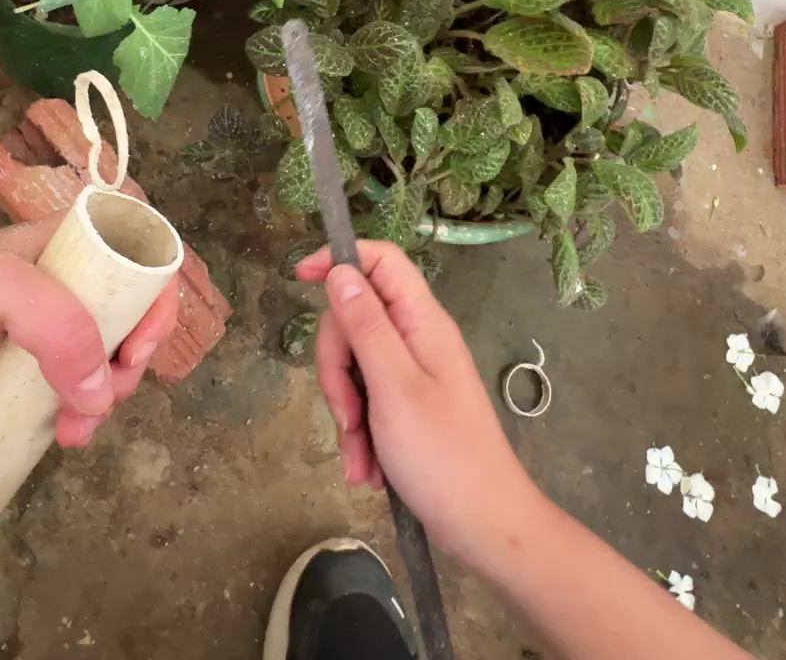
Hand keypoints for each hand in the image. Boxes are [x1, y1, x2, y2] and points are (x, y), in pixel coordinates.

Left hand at [0, 215, 177, 445]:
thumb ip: (60, 328)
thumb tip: (100, 390)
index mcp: (66, 241)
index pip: (138, 257)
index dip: (153, 300)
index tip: (136, 348)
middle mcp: (67, 277)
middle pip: (132, 313)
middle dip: (131, 360)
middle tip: (110, 394)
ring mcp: (52, 323)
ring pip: (108, 355)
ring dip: (108, 394)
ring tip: (77, 428)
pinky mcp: (35, 362)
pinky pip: (79, 384)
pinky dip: (83, 411)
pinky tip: (65, 434)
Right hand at [297, 242, 538, 562]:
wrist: (486, 527)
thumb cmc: (443, 456)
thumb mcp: (394, 387)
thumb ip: (366, 325)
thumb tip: (339, 270)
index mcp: (422, 320)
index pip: (380, 259)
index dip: (339, 258)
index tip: (300, 279)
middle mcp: (417, 336)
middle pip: (355, 317)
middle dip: (336, 366)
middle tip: (346, 414)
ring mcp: (412, 370)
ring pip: (354, 362)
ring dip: (346, 409)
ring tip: (360, 457)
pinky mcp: (407, 401)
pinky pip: (366, 397)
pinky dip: (359, 430)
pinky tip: (366, 467)